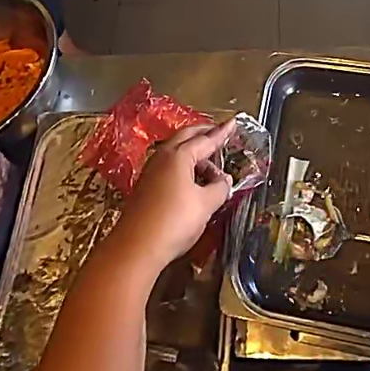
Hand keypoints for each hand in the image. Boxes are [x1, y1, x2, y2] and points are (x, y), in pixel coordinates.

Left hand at [104, 121, 236, 277]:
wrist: (136, 247)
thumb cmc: (174, 221)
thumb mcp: (206, 204)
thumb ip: (220, 188)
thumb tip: (224, 180)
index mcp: (179, 156)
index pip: (206, 139)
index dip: (222, 132)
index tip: (233, 122)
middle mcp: (162, 158)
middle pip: (186, 138)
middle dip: (204, 135)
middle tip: (220, 134)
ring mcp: (151, 172)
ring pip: (176, 153)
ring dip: (195, 155)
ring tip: (213, 169)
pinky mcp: (146, 187)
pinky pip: (169, 167)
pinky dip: (185, 167)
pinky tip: (193, 182)